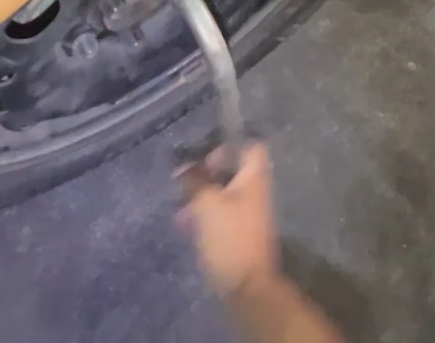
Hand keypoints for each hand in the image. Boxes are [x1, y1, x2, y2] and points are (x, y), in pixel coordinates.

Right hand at [178, 142, 279, 296]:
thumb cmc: (230, 236)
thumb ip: (194, 181)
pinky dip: (204, 216)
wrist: (247, 288)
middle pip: (233, 171)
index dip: (229, 146)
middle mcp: (255, 193)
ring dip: (201, 197)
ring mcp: (249, 216)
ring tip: (179, 207)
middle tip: (185, 182)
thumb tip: (183, 167)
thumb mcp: (206, 203)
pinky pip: (221, 216)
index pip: (251, 147)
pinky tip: (185, 224)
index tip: (206, 158)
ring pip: (224, 195)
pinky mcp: (240, 236)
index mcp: (254, 179)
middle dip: (206, 175)